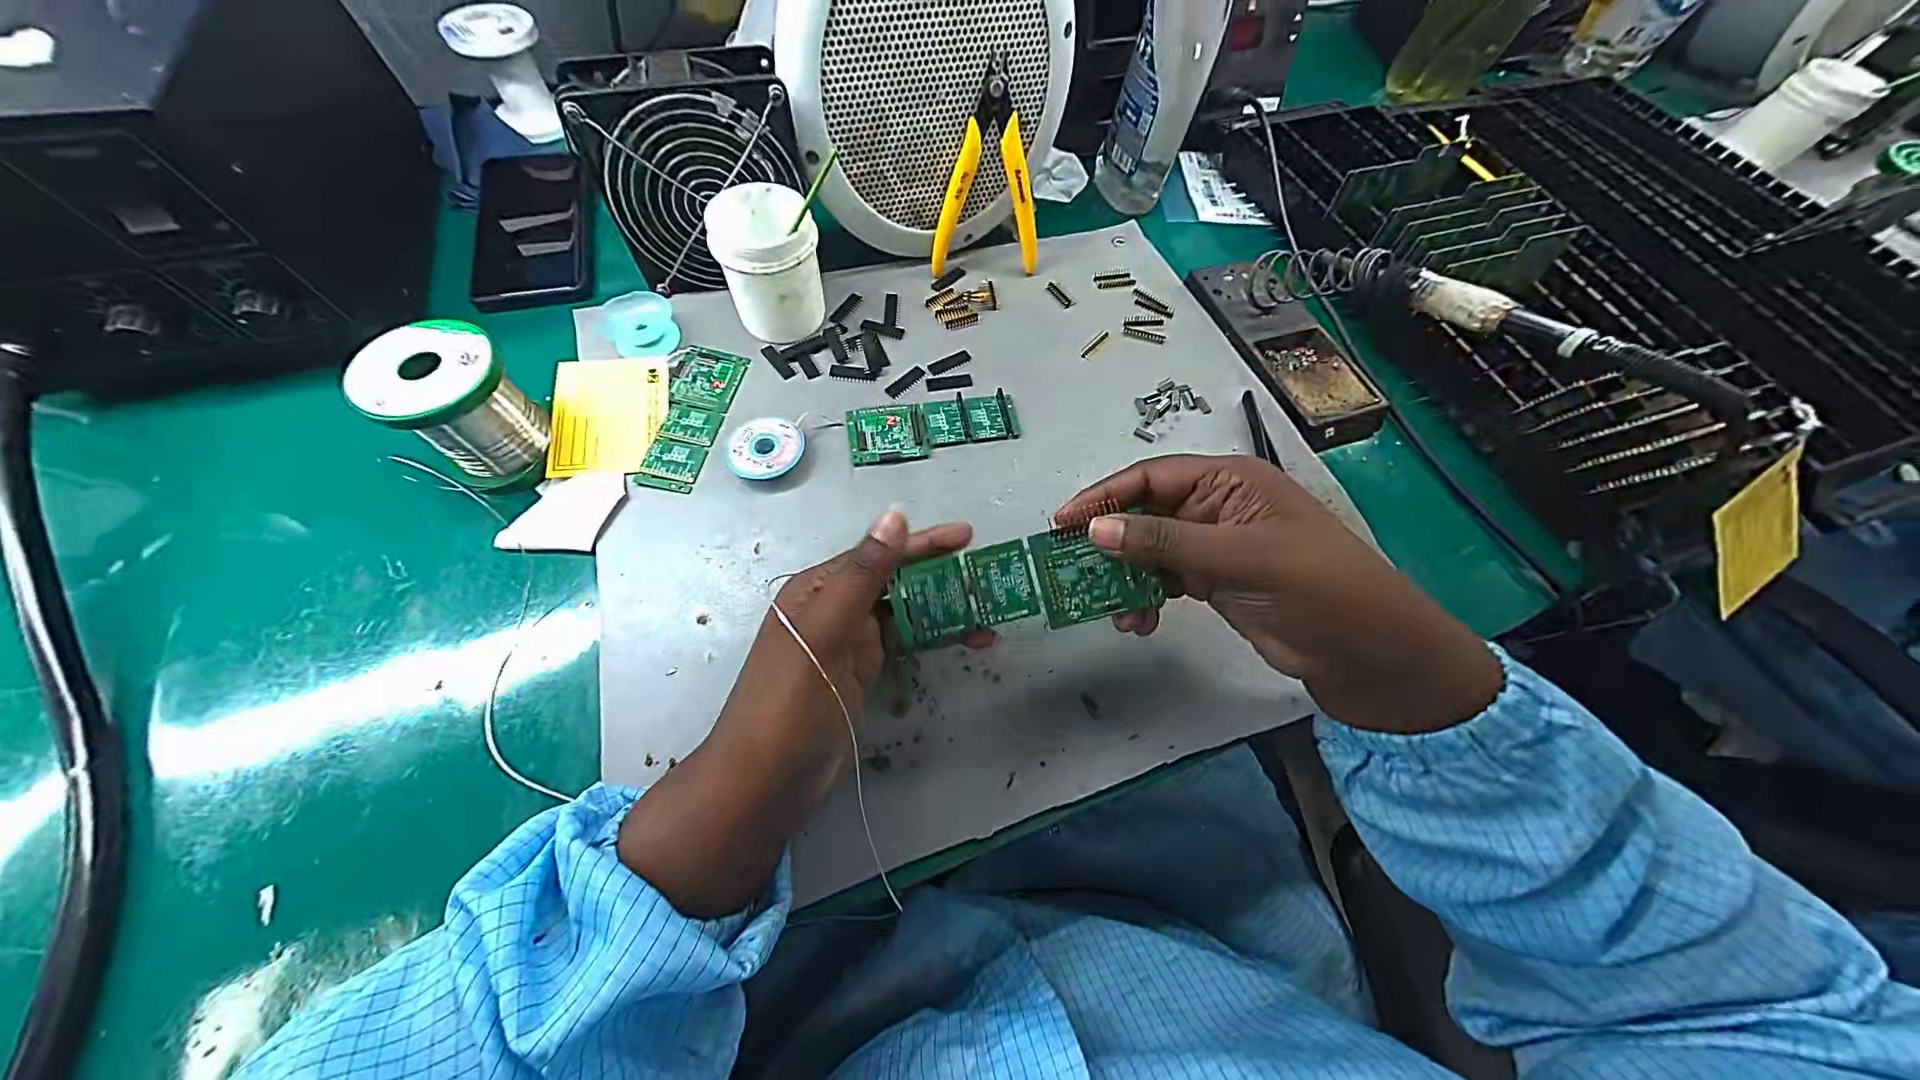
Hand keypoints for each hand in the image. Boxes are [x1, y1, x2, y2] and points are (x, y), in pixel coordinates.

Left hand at [619, 510, 973, 915]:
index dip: (922, 543)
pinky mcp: (863, 673)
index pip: (878, 554)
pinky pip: (905, 643)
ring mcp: (850, 643)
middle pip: (895, 580)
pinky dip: (935, 638)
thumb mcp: (825, 630)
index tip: (967, 536)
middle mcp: (835, 609)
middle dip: (940, 575)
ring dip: (944, 608)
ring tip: (988, 609)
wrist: (765, 780)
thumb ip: (863, 573)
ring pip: (905, 612)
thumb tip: (895, 515)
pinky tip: (967, 640)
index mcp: (819, 589)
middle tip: (987, 577)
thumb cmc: (789, 700)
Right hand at [1056, 454, 1501, 733]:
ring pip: (1149, 552)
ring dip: (1124, 578)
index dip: (1103, 496)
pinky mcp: (1214, 583)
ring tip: (1111, 609)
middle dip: (1109, 541)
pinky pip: (1163, 582)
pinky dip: (1145, 599)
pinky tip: (1138, 623)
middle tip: (1068, 568)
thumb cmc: (1319, 588)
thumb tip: (1094, 530)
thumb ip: (1166, 542)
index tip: (1061, 522)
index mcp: (1229, 482)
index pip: (1151, 478)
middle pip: (1144, 514)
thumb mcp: (1241, 558)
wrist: (1375, 655)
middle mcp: (1216, 507)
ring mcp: (1214, 547)